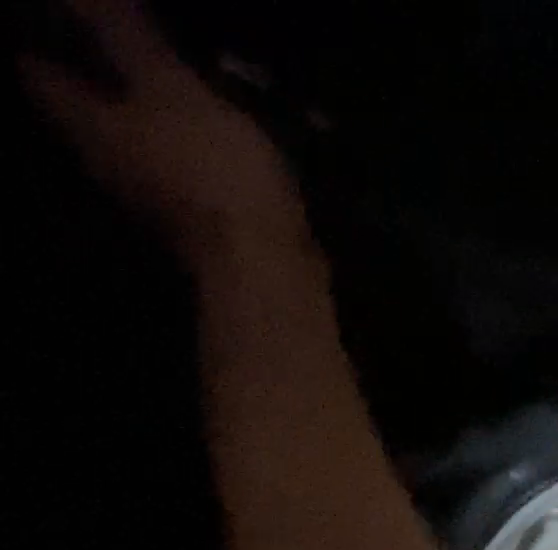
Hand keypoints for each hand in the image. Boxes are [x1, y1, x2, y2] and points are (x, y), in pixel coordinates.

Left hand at [17, 0, 306, 265]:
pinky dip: (191, 156)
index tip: (76, 20)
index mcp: (83, 119)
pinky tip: (221, 148)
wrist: (264, 262)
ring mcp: (149, 194)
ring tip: (189, 99)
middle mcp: (101, 157)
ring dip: (152, 122)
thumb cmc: (215, 172)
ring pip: (134, 142)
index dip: (50, 36)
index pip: (37, 65)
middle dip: (103, 82)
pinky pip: (180, 173)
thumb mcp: (175, 92)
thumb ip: (127, 38)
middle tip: (137, 55)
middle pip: (84, 108)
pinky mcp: (195, 219)